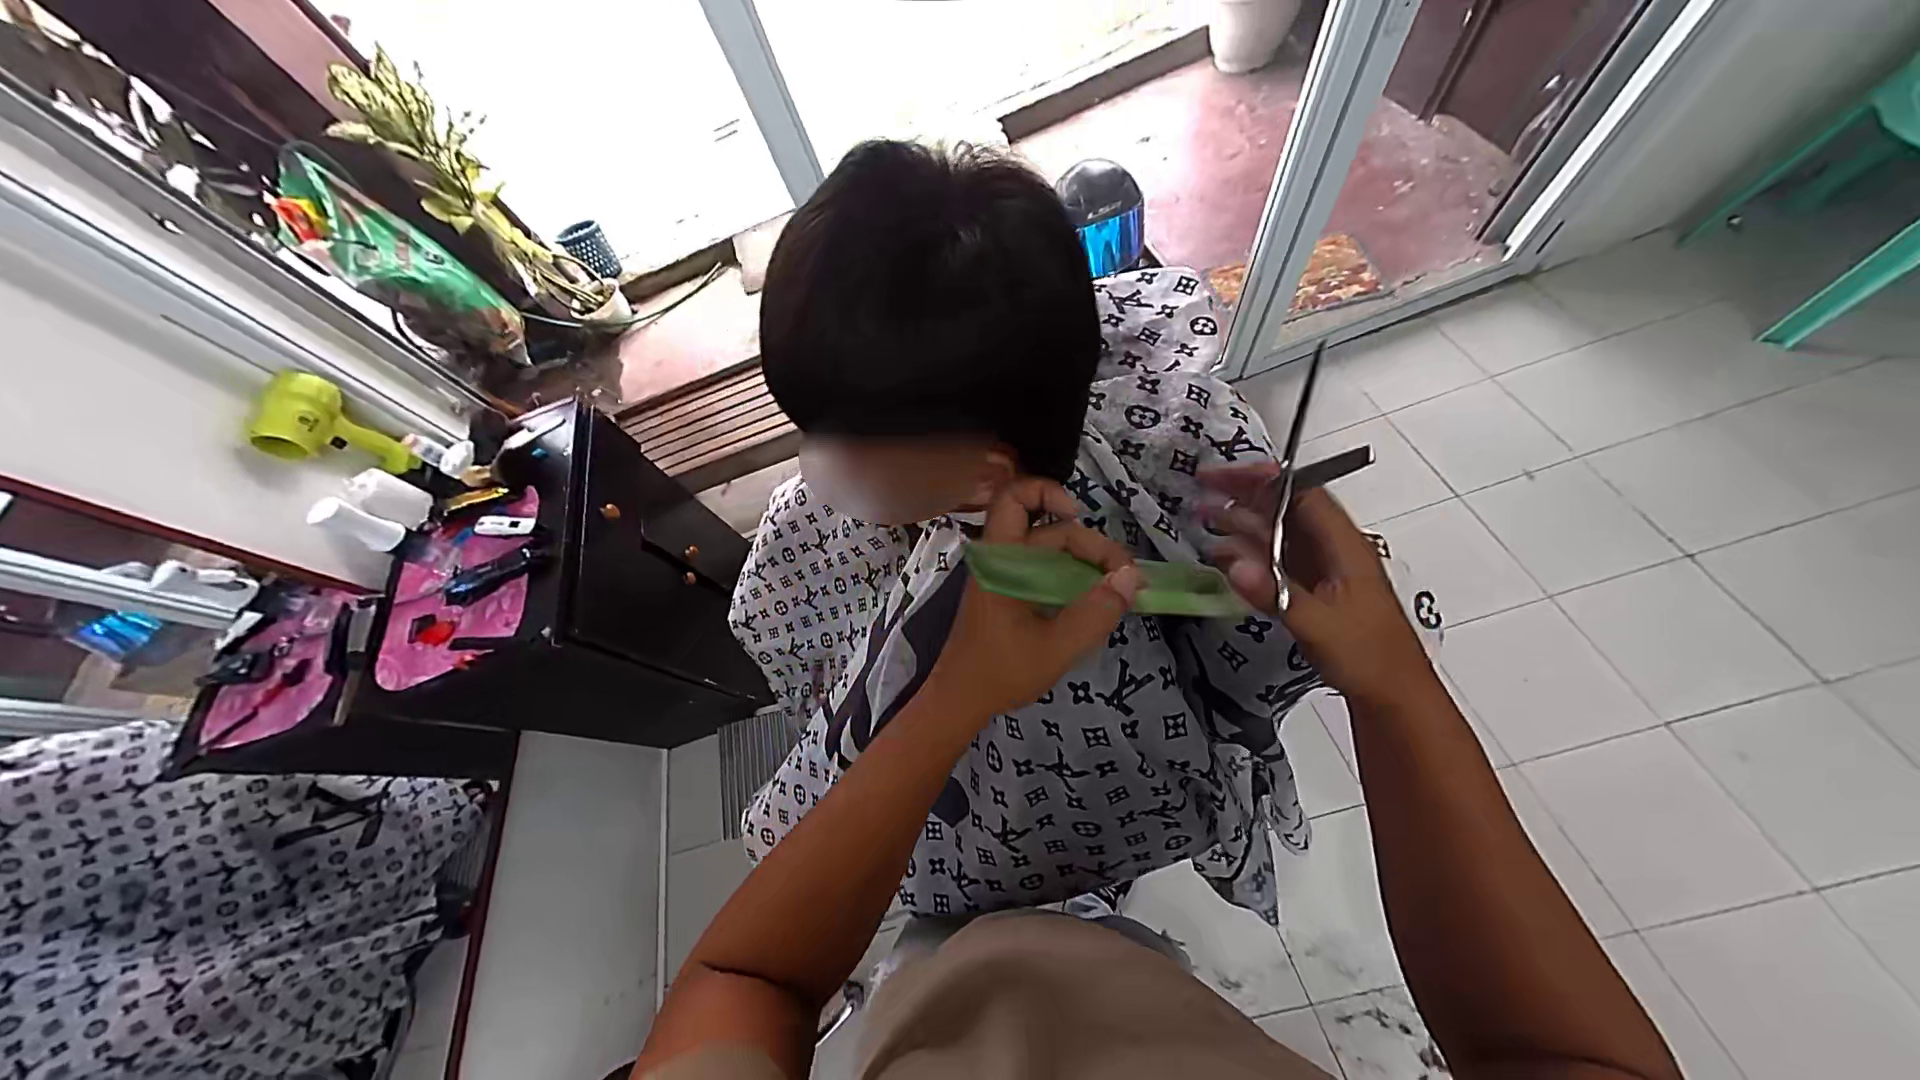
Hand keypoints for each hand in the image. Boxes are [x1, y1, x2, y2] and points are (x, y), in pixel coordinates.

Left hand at [923, 477, 1140, 720]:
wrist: (961, 699)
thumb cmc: (1000, 672)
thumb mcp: (1056, 647)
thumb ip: (1095, 613)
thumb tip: (1130, 578)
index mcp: (999, 560)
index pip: (1014, 499)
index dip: (1046, 492)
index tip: (1079, 517)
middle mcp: (1000, 559)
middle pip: (1048, 529)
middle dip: (1090, 544)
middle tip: (1124, 577)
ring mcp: (1005, 576)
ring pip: (1050, 551)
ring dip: (1085, 562)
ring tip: (1118, 588)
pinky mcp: (1010, 593)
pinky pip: (1045, 570)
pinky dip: (1072, 576)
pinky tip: (1095, 598)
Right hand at [1201, 467, 1435, 710]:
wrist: (1392, 692)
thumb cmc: (1367, 656)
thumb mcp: (1319, 625)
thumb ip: (1276, 594)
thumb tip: (1233, 566)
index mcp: (1343, 545)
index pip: (1302, 494)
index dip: (1263, 480)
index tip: (1225, 476)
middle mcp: (1331, 548)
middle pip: (1286, 506)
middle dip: (1245, 493)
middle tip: (1203, 487)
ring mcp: (1320, 567)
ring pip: (1278, 531)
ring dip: (1241, 520)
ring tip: (1204, 515)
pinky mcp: (1310, 586)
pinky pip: (1275, 557)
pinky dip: (1247, 550)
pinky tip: (1223, 555)